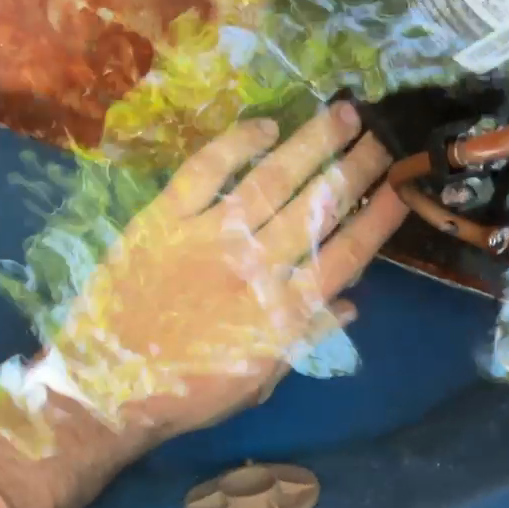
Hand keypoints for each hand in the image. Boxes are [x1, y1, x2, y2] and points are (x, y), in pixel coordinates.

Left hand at [47, 103, 405, 444]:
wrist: (108, 389)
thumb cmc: (189, 393)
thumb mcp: (257, 381)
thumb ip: (303, 340)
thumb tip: (349, 305)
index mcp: (279, 313)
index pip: (342, 258)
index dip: (375, 222)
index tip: (400, 190)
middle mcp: (252, 267)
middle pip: (316, 209)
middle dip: (354, 171)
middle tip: (382, 139)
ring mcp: (207, 238)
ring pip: (271, 181)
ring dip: (311, 145)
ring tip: (345, 114)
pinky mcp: (163, 220)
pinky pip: (206, 171)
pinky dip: (236, 144)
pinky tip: (266, 127)